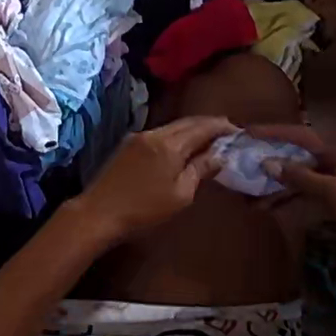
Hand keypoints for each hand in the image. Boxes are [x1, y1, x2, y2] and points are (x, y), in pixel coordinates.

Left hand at [73, 116, 236, 239]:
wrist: (98, 213)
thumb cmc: (144, 210)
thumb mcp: (180, 195)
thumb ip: (200, 169)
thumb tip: (219, 154)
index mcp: (170, 144)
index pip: (202, 127)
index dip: (221, 127)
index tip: (237, 130)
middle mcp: (155, 133)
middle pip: (187, 122)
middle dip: (208, 124)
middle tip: (226, 132)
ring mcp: (139, 137)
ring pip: (172, 127)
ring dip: (191, 130)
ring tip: (208, 140)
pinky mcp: (128, 145)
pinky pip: (159, 134)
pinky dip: (176, 136)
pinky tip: (181, 147)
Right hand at [250, 125, 335, 269]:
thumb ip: (303, 178)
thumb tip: (268, 163)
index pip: (304, 137)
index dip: (277, 133)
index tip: (250, 133)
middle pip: (300, 162)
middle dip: (272, 166)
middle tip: (244, 170)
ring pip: (302, 185)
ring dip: (277, 190)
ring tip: (251, 200)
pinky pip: (308, 202)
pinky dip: (290, 205)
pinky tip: (272, 212)